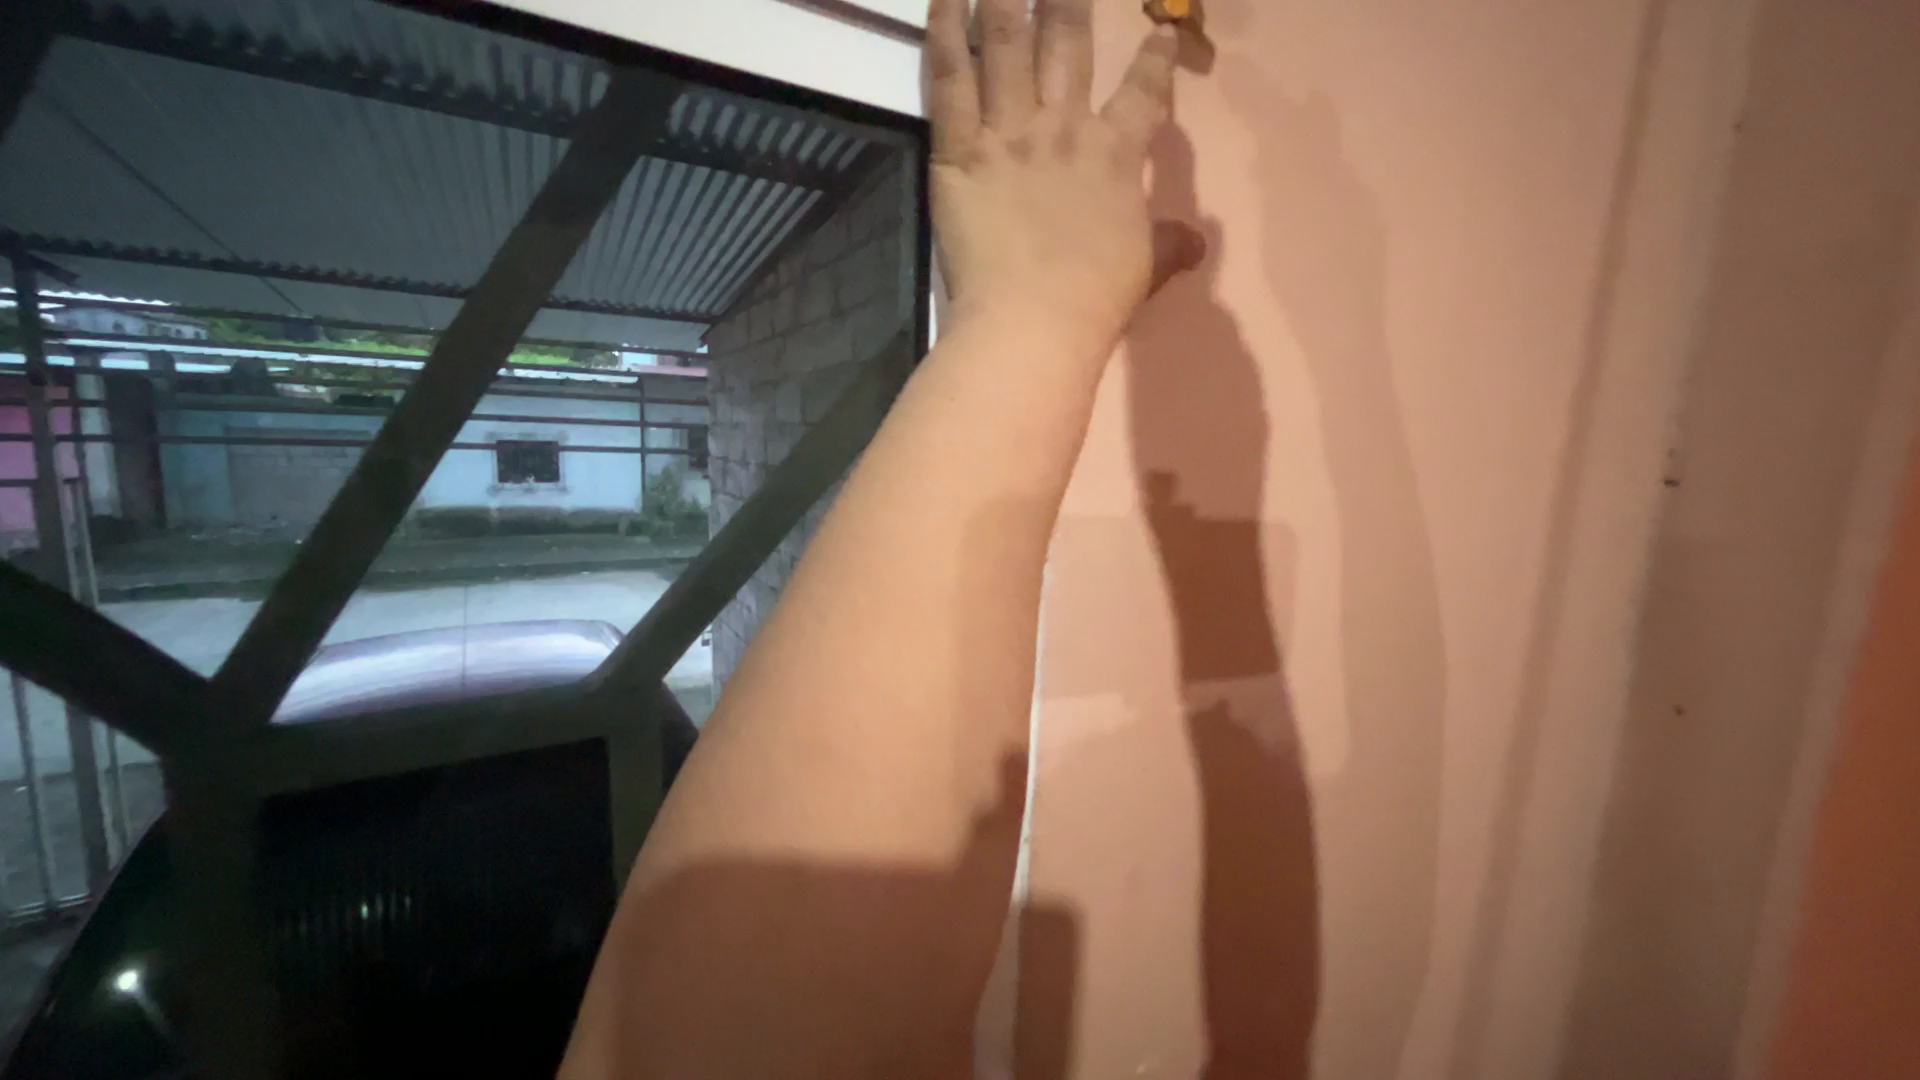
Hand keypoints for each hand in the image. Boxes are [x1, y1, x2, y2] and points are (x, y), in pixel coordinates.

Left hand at [927, 0, 1202, 354]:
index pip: (1143, 90)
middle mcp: (1063, 126)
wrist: (1035, 320)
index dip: (1154, 59)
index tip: (1159, 34)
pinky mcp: (959, 152)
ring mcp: (1009, 132)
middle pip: (1066, 42)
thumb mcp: (1145, 268)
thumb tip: (1198, 242)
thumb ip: (1169, 245)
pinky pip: (949, 80)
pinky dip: (942, 33)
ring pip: (1003, 43)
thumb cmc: (1094, 300)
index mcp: (1116, 153)